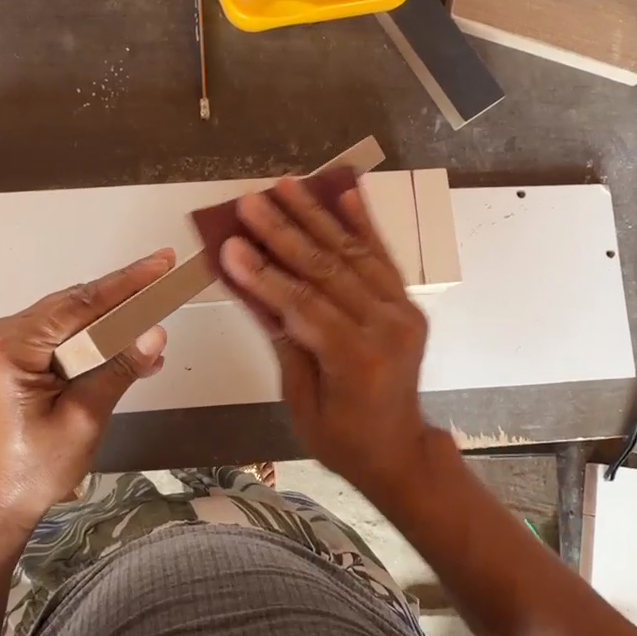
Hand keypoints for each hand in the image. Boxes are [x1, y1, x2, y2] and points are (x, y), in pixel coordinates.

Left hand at [0, 250, 174, 519]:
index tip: (162, 262)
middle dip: (124, 296)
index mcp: (14, 346)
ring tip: (158, 317)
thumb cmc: (39, 466)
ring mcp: (14, 344)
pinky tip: (134, 351)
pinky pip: (69, 337)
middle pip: (76, 304)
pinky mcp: (24, 358)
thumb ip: (119, 370)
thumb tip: (157, 333)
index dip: (125, 283)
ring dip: (116, 321)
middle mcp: (8, 334)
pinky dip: (101, 342)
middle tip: (167, 279)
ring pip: (75, 318)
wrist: (4, 496)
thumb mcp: (85, 418)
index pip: (79, 304)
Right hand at [219, 178, 438, 502]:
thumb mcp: (300, 399)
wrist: (398, 449)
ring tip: (285, 186)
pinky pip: (382, 258)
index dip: (262, 272)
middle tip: (250, 203)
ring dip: (316, 216)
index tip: (229, 242)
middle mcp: (385, 327)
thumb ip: (283, 340)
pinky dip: (363, 224)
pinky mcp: (406, 305)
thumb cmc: (341, 438)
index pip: (300, 304)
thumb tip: (251, 288)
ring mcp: (402, 312)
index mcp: (355, 359)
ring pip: (353, 254)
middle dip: (283, 232)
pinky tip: (346, 194)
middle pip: (327, 269)